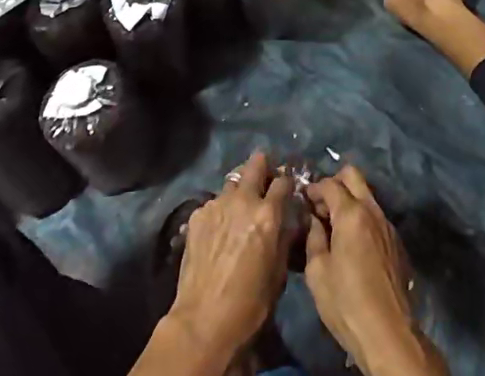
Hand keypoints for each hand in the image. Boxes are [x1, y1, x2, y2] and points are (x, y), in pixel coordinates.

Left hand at [168, 152, 295, 363]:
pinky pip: (213, 203)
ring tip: (238, 208)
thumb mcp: (279, 270)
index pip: (284, 180)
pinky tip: (218, 230)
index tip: (287, 190)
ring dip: (239, 190)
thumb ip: (284, 236)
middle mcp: (243, 200)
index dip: (287, 184)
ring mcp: (216, 205)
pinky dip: (220, 210)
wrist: (204, 321)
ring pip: (231, 182)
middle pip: (255, 163)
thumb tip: (288, 220)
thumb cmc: (251, 302)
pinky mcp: (196, 217)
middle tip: (264, 179)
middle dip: (263, 166)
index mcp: (268, 213)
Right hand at [305, 166, 447, 375]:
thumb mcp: (317, 272)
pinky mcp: (396, 241)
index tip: (302, 199)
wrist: (386, 329)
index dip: (314, 188)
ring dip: (349, 200)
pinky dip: (361, 217)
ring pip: (367, 196)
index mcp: (352, 214)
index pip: (331, 185)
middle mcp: (373, 211)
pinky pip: (376, 216)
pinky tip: (350, 241)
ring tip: (332, 224)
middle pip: (354, 177)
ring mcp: (388, 224)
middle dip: (335, 183)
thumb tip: (314, 221)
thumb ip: (313, 238)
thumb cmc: (345, 301)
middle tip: (319, 204)